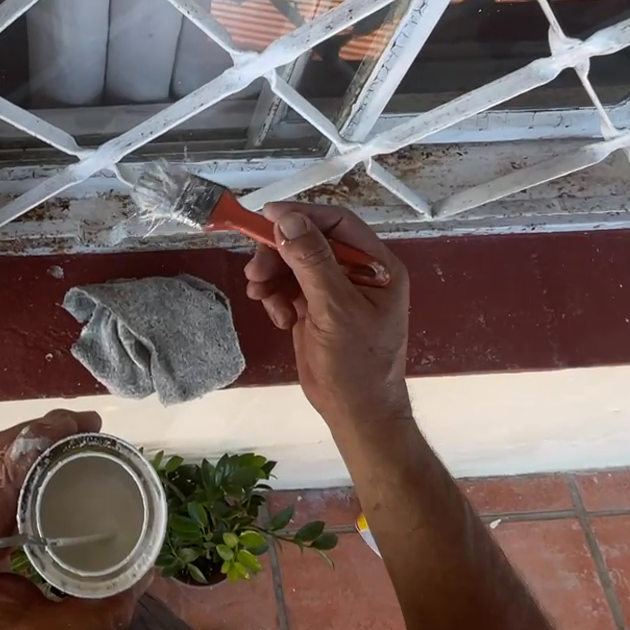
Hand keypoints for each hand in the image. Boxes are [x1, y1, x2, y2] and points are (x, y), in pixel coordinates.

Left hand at [0, 409, 143, 629]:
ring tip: (76, 429)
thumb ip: (98, 612)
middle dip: (39, 428)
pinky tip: (52, 458)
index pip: (1, 477)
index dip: (38, 443)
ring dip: (30, 437)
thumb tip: (145, 572)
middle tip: (87, 421)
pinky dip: (21, 458)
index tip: (80, 426)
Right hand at [243, 202, 411, 430]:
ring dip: (271, 276)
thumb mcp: (334, 308)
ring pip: (293, 264)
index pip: (337, 223)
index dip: (302, 216)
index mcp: (375, 265)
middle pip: (309, 242)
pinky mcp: (314, 307)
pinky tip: (278, 317)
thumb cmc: (356, 363)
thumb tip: (287, 220)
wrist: (355, 414)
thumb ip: (311, 261)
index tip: (265, 217)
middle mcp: (356, 272)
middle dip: (279, 253)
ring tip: (259, 296)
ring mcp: (334, 290)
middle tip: (254, 271)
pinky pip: (287, 287)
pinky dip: (275, 297)